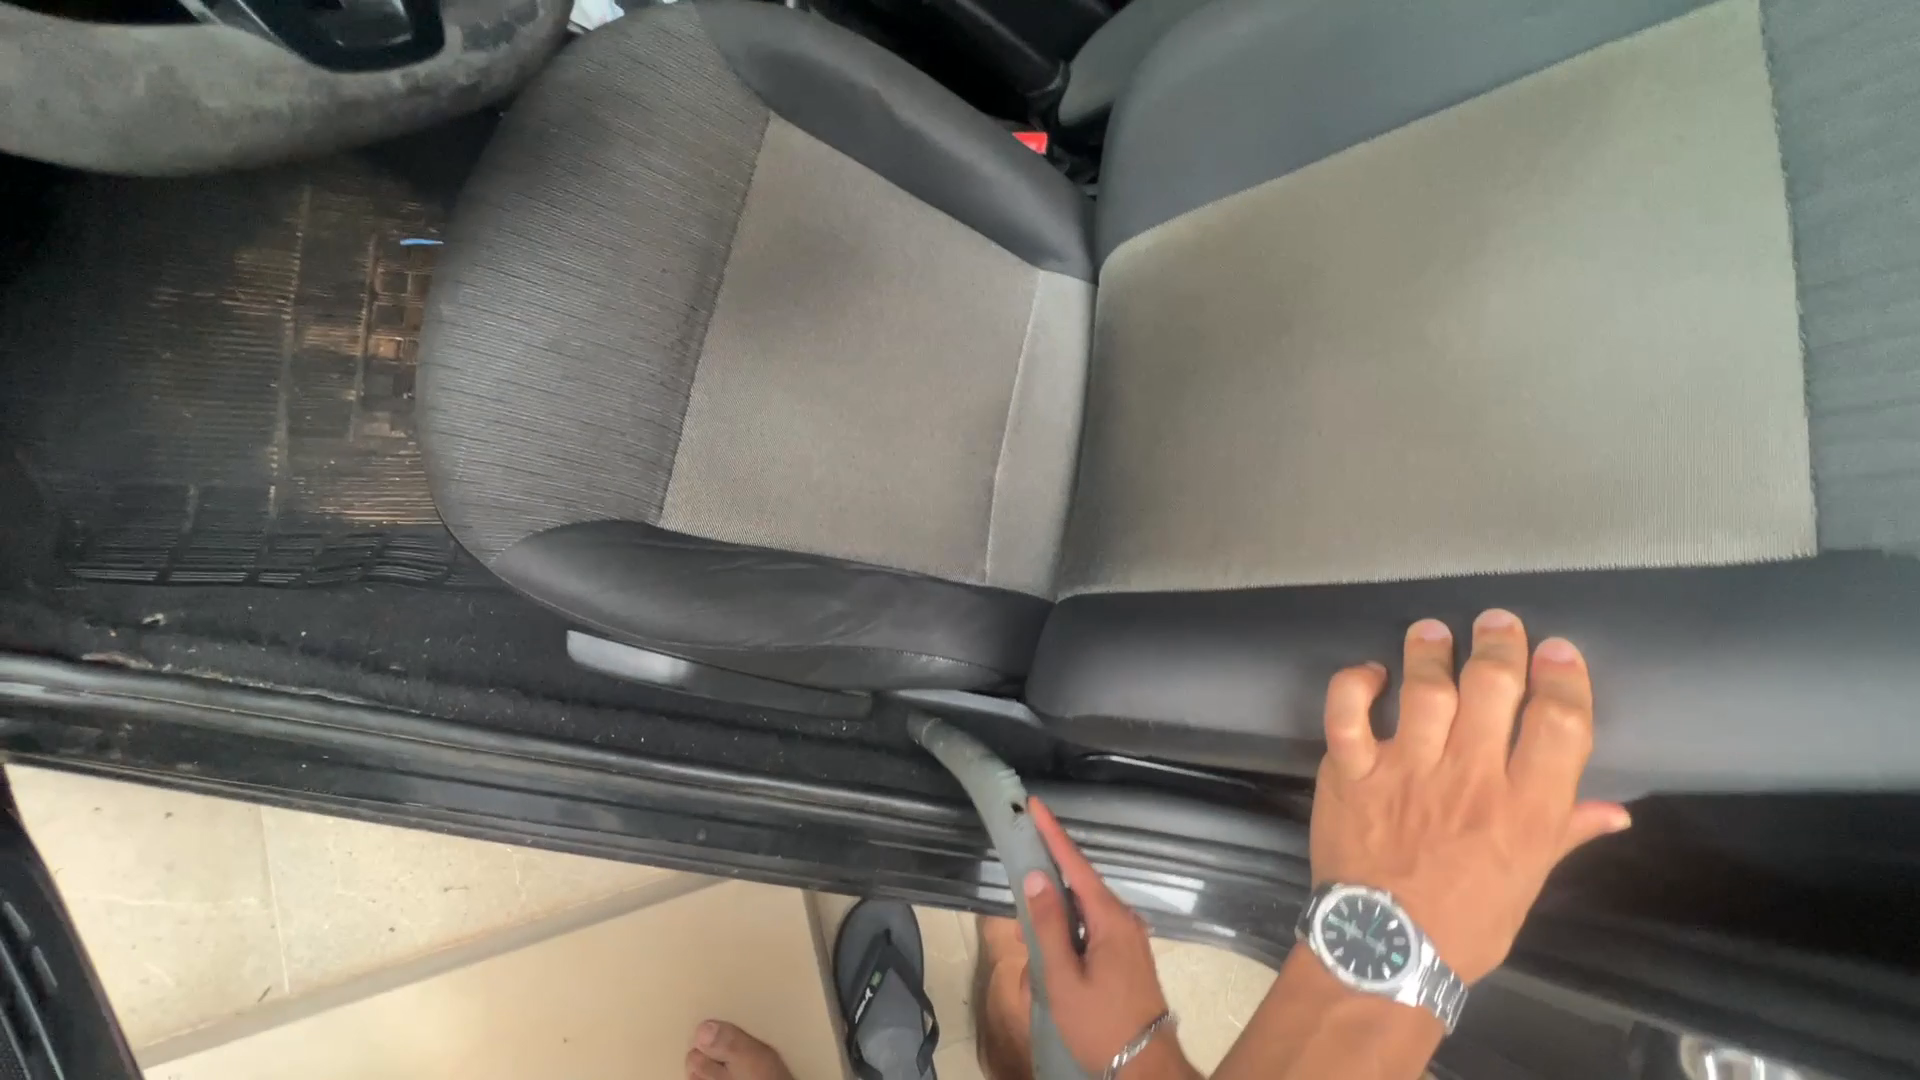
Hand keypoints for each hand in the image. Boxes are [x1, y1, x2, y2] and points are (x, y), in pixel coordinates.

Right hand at [1022, 798, 1193, 1077]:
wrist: (1147, 1069)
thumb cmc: (1101, 1025)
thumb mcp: (1064, 979)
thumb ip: (1048, 926)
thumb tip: (1036, 877)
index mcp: (1109, 919)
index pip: (1075, 864)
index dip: (1053, 833)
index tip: (1035, 804)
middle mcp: (1123, 919)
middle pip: (1079, 883)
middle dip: (1050, 870)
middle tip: (1023, 859)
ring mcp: (1129, 937)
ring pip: (1085, 908)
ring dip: (1058, 906)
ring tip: (1033, 915)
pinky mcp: (1127, 955)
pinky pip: (1092, 926)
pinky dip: (1070, 926)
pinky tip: (1054, 943)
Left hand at [1311, 610, 1631, 983]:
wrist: (1386, 946)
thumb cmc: (1466, 920)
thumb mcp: (1530, 882)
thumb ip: (1565, 832)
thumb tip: (1616, 808)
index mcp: (1526, 807)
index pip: (1560, 724)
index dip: (1563, 678)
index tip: (1558, 649)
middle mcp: (1469, 777)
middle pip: (1493, 689)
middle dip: (1498, 646)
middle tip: (1496, 621)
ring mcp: (1405, 769)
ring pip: (1423, 691)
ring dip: (1428, 652)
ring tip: (1431, 630)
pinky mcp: (1350, 771)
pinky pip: (1346, 713)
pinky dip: (1354, 684)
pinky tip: (1369, 672)